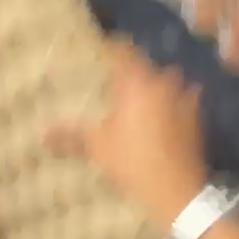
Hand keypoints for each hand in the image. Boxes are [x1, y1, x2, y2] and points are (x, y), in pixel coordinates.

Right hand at [53, 40, 209, 225]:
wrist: (178, 191)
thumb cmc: (133, 163)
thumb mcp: (98, 149)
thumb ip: (70, 136)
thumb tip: (42, 133)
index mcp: (134, 85)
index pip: (123, 52)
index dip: (113, 47)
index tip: (103, 47)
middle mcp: (160, 84)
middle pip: (146, 65)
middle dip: (134, 68)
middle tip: (119, 77)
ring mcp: (183, 99)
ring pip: (169, 79)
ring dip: (158, 82)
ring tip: (144, 92)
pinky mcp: (196, 117)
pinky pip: (187, 98)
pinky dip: (178, 99)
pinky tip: (170, 111)